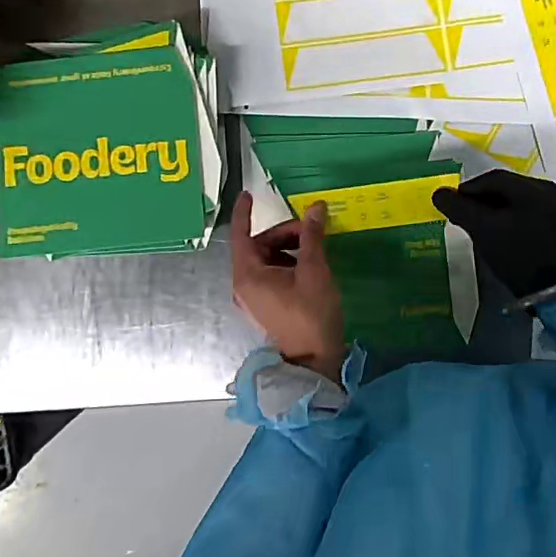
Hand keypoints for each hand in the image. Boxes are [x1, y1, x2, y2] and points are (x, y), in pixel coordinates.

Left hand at [229, 192, 345, 380]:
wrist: (314, 361)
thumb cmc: (311, 315)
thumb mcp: (314, 271)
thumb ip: (311, 237)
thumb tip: (315, 208)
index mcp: (247, 275)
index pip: (240, 234)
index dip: (244, 212)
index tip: (249, 195)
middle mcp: (243, 285)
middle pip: (258, 246)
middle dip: (284, 234)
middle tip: (312, 231)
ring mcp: (252, 298)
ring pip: (266, 260)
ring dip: (288, 249)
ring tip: (315, 250)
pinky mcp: (264, 306)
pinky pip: (270, 276)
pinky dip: (287, 265)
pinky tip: (309, 267)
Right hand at [432, 170, 555, 297]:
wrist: (553, 291)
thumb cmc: (516, 255)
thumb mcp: (482, 229)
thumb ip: (458, 208)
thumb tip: (439, 194)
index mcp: (534, 189)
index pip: (493, 179)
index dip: (467, 189)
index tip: (451, 203)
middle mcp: (550, 193)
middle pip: (506, 188)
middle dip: (480, 199)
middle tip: (461, 213)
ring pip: (517, 201)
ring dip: (494, 209)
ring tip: (476, 224)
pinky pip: (528, 213)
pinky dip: (509, 218)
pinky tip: (499, 232)